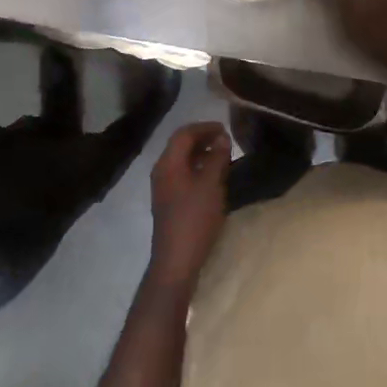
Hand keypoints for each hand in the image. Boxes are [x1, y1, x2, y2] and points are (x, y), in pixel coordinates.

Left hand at [148, 122, 231, 289]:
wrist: (176, 258)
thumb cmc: (195, 218)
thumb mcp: (211, 185)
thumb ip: (217, 158)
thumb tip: (222, 138)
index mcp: (168, 163)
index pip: (183, 134)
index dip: (204, 127)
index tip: (225, 128)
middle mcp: (161, 171)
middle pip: (180, 145)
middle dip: (202, 139)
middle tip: (225, 140)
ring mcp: (163, 187)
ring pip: (181, 161)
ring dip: (201, 154)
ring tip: (223, 156)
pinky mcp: (168, 201)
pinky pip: (182, 175)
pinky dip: (197, 168)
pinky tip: (212, 177)